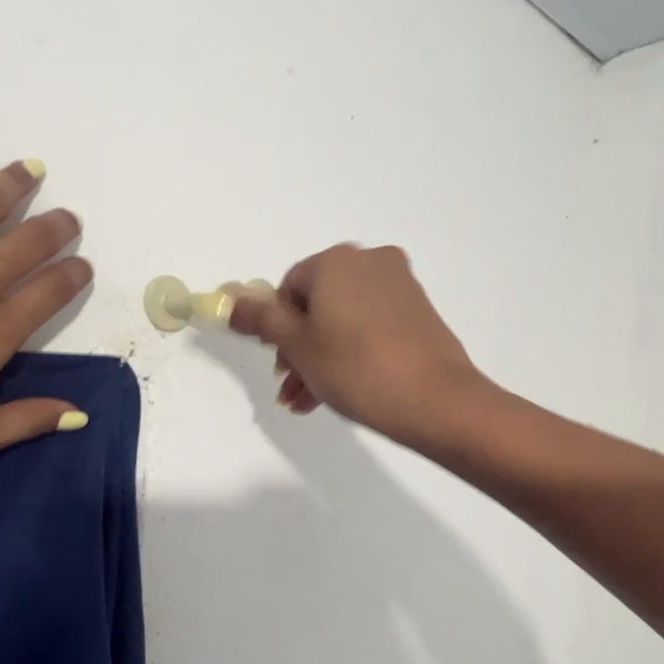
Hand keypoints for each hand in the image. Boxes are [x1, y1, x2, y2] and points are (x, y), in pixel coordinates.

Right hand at [228, 243, 489, 446]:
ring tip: (309, 402)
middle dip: (298, 348)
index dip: (276, 327)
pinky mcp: (419, 313)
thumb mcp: (297, 346)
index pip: (289, 287)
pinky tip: (339, 393)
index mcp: (336, 261)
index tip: (278, 363)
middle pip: (317, 304)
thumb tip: (228, 297)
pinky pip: (370, 328)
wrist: (436, 400)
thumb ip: (260, 319)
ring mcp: (400, 286)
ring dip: (320, 359)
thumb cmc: (355, 367)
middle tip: (290, 388)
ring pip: (343, 321)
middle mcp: (370, 262)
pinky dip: (351, 354)